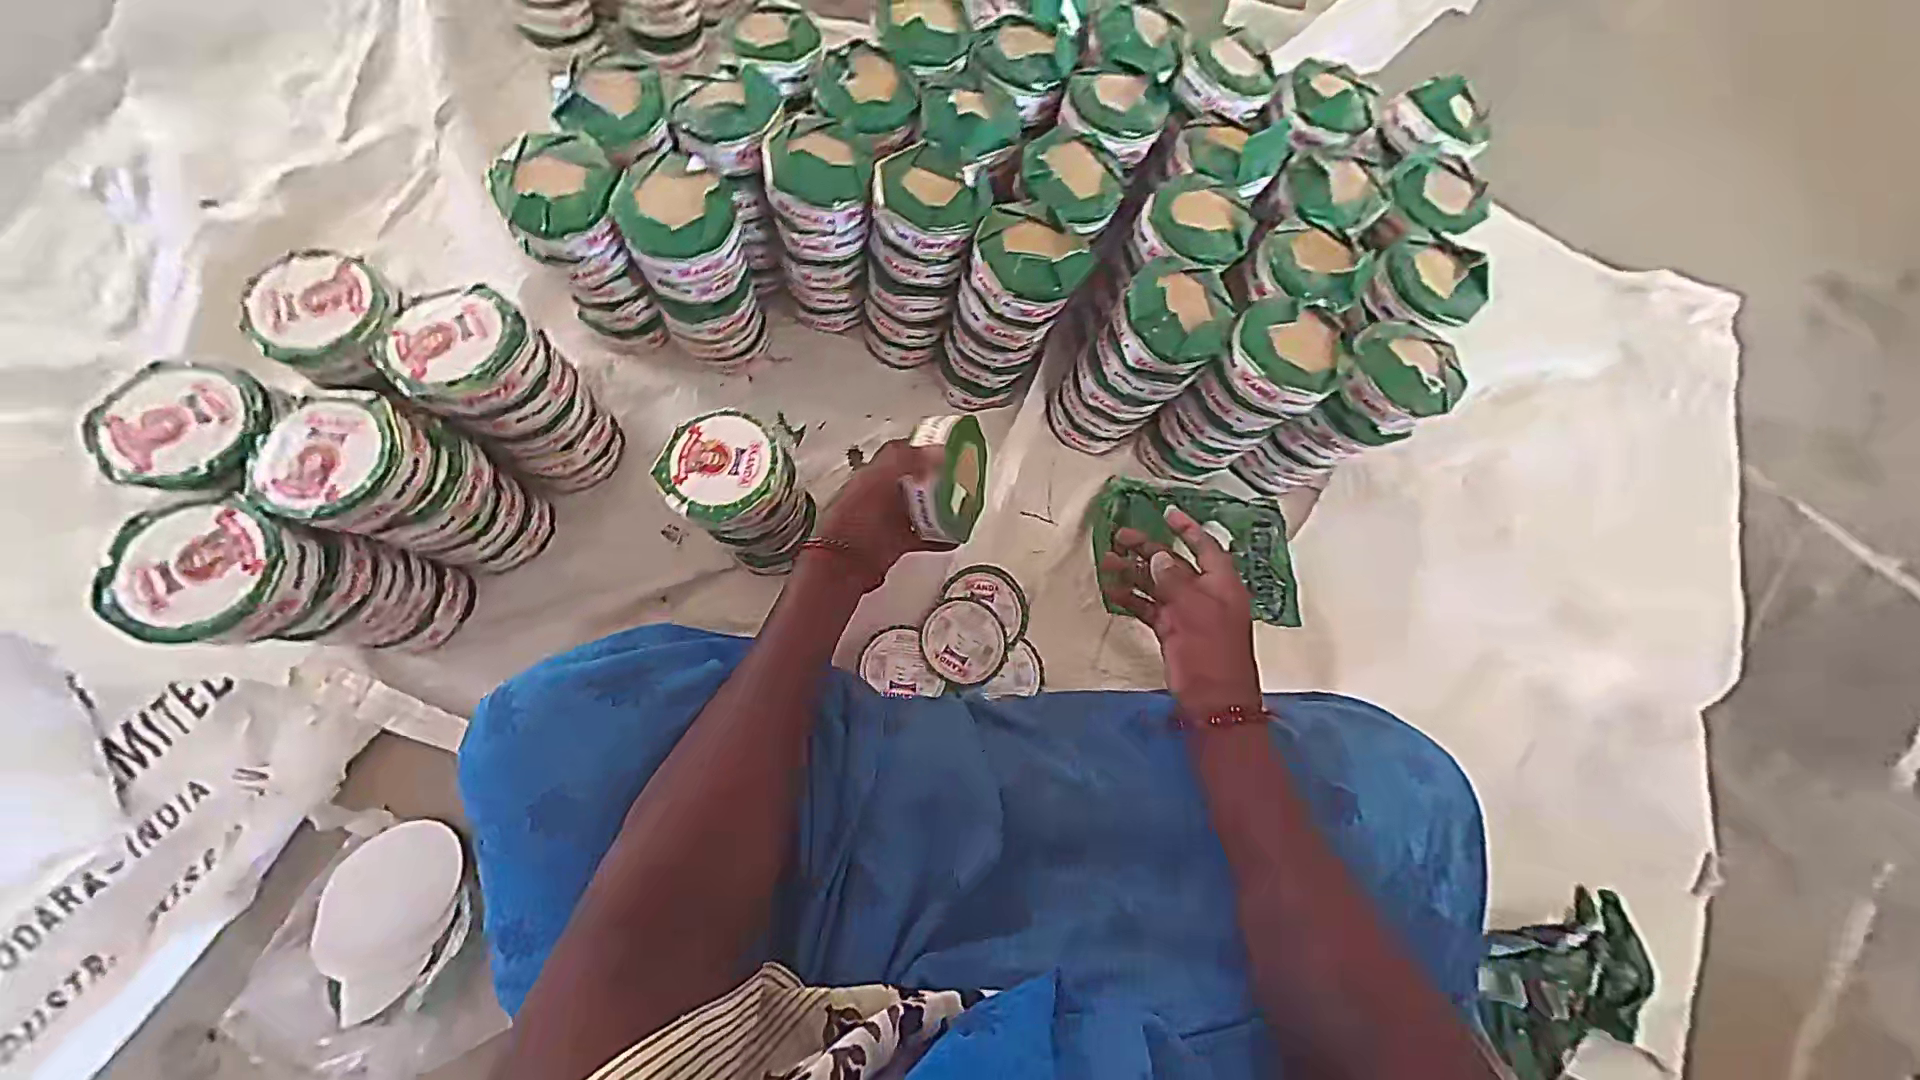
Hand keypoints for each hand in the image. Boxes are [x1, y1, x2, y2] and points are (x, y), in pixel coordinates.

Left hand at [808, 439, 951, 591]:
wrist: (846, 564)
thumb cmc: (856, 520)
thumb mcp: (880, 481)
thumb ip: (907, 461)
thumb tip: (935, 449)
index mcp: (872, 474)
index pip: (899, 452)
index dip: (922, 447)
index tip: (946, 448)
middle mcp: (880, 495)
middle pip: (914, 480)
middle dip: (937, 478)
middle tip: (960, 478)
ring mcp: (888, 519)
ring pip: (919, 507)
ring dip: (940, 507)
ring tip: (961, 506)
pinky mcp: (895, 542)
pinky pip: (922, 536)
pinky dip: (938, 536)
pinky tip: (954, 537)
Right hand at [1099, 506, 1261, 716]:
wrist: (1213, 701)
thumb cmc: (1211, 652)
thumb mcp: (1195, 611)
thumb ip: (1174, 581)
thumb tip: (1157, 557)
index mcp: (1221, 583)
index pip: (1204, 546)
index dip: (1187, 528)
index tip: (1166, 513)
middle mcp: (1203, 593)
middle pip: (1173, 563)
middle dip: (1147, 549)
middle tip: (1119, 537)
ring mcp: (1186, 613)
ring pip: (1156, 585)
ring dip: (1133, 574)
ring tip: (1107, 563)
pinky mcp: (1171, 631)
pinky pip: (1149, 608)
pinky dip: (1132, 600)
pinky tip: (1112, 593)